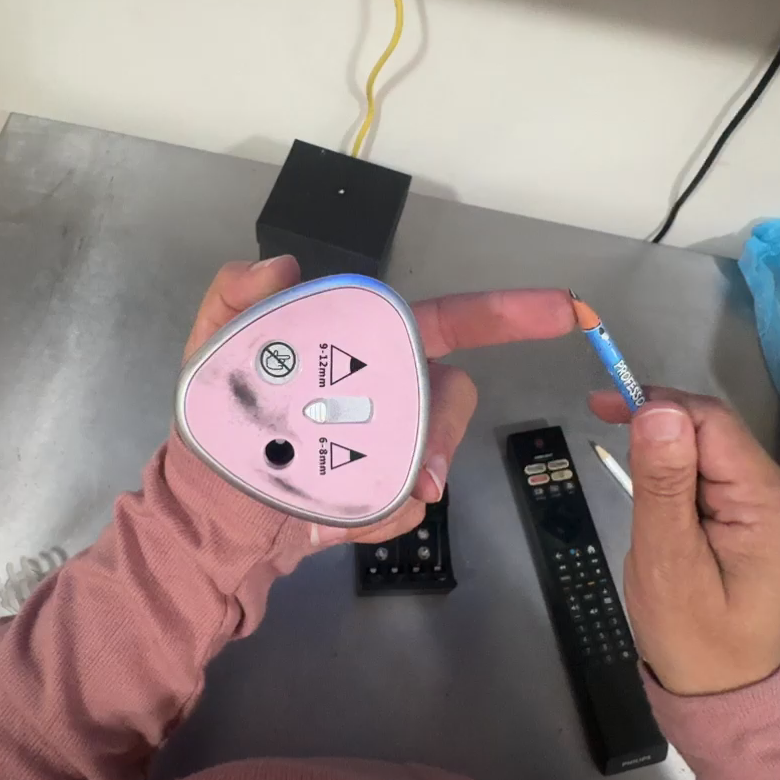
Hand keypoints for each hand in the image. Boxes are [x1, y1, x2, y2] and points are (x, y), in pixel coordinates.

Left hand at [186, 256, 575, 545]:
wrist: (219, 507)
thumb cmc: (223, 418)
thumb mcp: (216, 346)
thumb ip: (236, 295)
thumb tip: (280, 265)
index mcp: (368, 347)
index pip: (447, 321)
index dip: (506, 312)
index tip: (564, 309)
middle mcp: (394, 392)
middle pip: (454, 395)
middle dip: (438, 426)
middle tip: (396, 457)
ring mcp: (395, 447)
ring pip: (437, 456)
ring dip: (402, 477)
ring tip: (338, 492)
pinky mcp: (388, 497)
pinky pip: (408, 504)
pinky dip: (375, 514)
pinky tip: (332, 514)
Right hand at [589, 387, 779, 694]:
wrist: (722, 696)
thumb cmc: (691, 636)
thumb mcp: (667, 559)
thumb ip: (663, 483)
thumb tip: (656, 408)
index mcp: (768, 504)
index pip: (712, 423)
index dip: (657, 404)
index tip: (600, 407)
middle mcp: (779, 495)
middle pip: (714, 430)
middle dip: (658, 423)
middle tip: (600, 425)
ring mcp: (769, 507)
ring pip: (709, 449)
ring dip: (663, 448)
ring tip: (626, 472)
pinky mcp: (752, 518)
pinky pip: (710, 474)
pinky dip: (674, 470)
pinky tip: (652, 489)